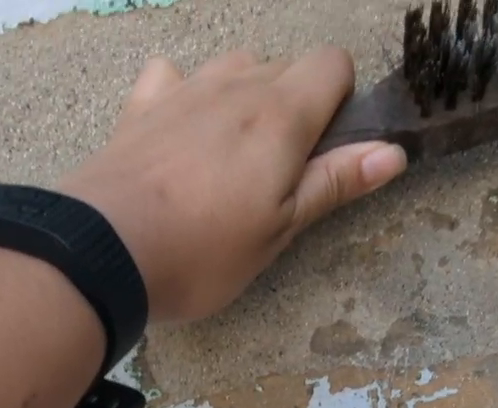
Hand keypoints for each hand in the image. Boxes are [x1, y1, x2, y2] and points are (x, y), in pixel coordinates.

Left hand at [56, 48, 407, 322]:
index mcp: (280, 115)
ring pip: (231, 68)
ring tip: (226, 161)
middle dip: (292, 107)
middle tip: (273, 176)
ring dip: (241, 99)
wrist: (106, 253)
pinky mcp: (140, 108)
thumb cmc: (202, 253)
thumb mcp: (279, 231)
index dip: (339, 100)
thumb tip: (391, 153)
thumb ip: (333, 184)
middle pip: (283, 67)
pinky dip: (184, 95)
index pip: (333, 63)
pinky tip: (177, 133)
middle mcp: (235, 85)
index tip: (323, 150)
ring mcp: (183, 90)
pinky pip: (172, 77)